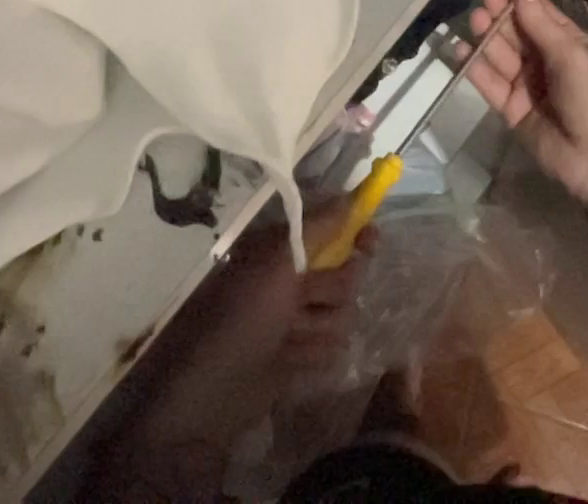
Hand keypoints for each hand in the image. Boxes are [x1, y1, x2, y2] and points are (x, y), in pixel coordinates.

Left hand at [127, 200, 374, 453]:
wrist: (216, 389)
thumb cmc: (245, 314)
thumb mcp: (279, 264)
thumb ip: (318, 229)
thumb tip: (350, 197)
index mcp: (282, 250)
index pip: (331, 231)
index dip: (353, 233)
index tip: (371, 238)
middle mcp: (292, 279)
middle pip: (345, 275)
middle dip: (332, 290)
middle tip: (304, 299)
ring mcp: (298, 318)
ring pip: (342, 313)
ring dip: (319, 326)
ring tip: (288, 337)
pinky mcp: (303, 353)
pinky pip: (331, 346)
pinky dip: (311, 352)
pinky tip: (288, 359)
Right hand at [453, 0, 587, 203]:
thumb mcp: (573, 57)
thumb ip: (543, 27)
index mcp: (569, 45)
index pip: (540, 13)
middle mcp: (545, 61)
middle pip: (516, 31)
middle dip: (500, 12)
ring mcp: (526, 85)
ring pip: (500, 54)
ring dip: (487, 36)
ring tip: (473, 20)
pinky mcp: (510, 109)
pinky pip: (489, 83)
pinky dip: (474, 67)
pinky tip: (461, 50)